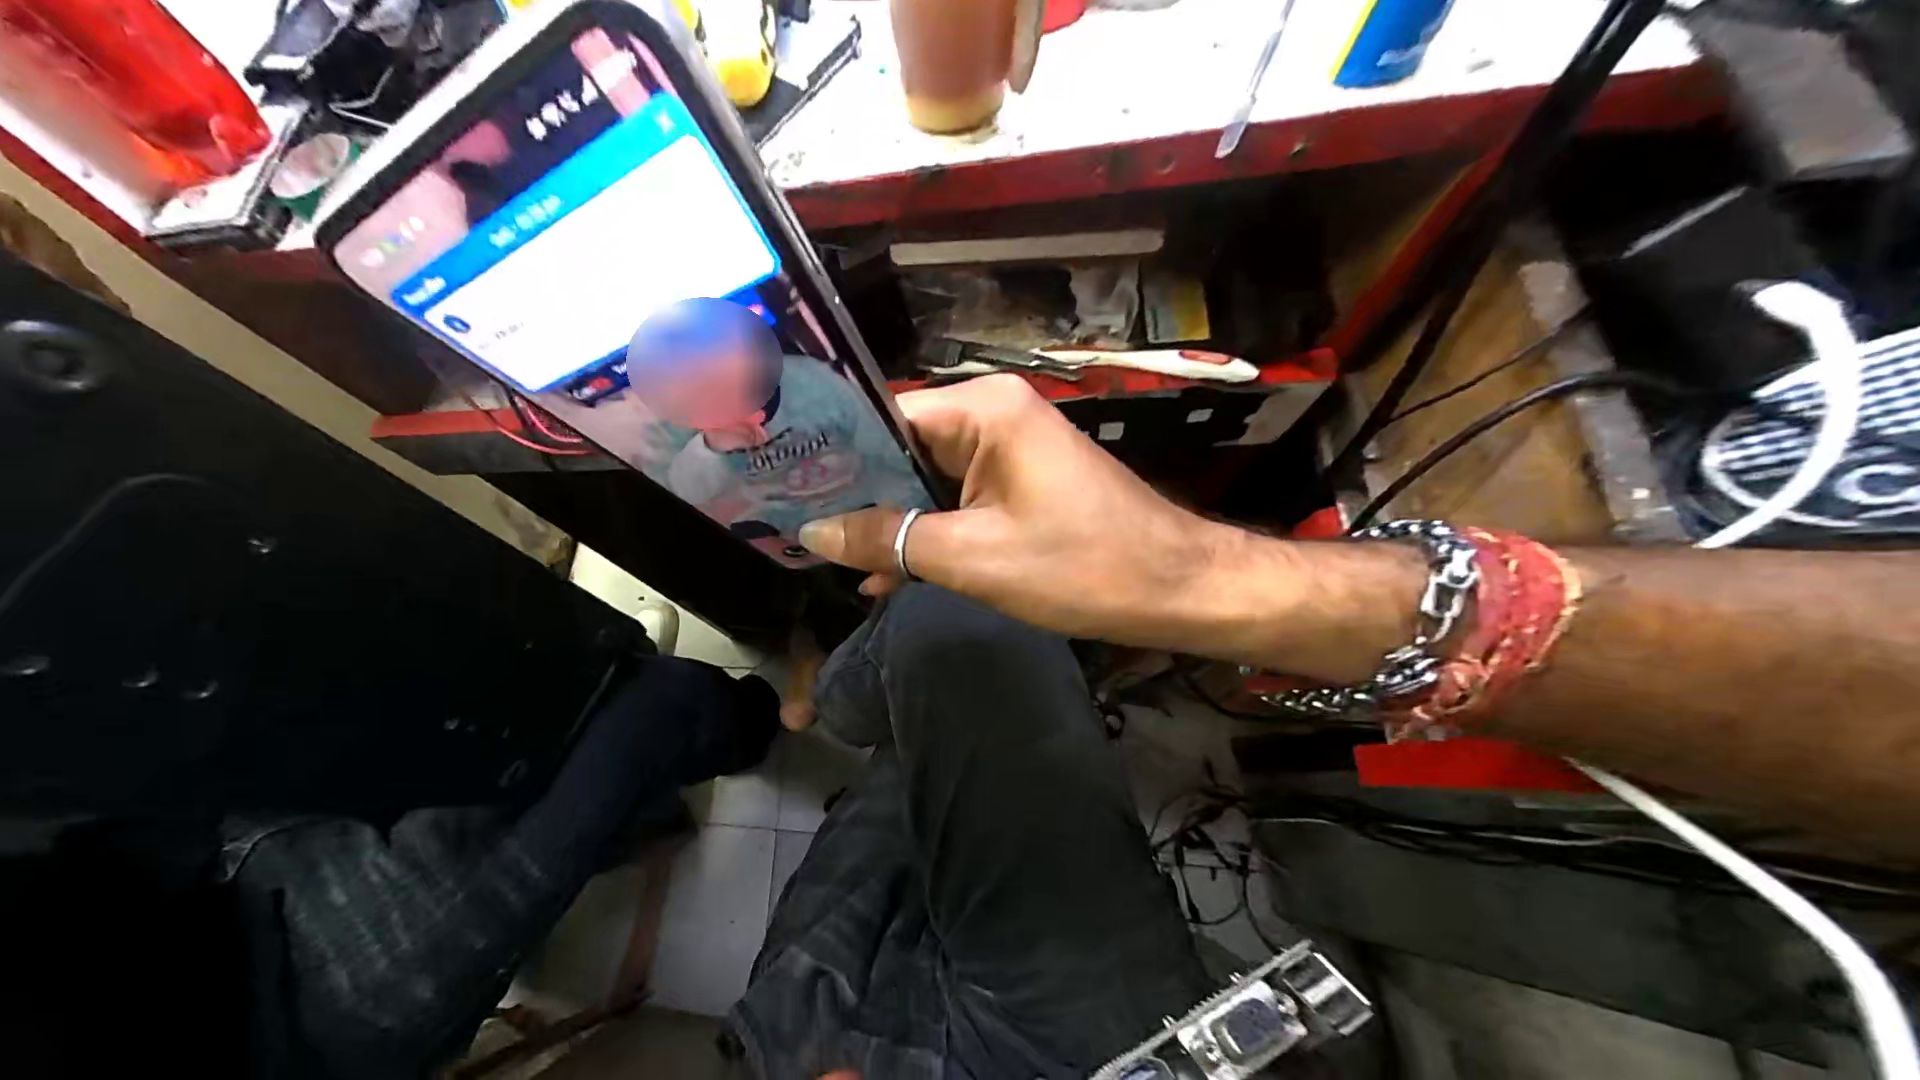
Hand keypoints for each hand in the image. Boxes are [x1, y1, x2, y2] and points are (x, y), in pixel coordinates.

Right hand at [796, 375, 1245, 649]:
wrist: (1176, 588)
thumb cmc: (1081, 567)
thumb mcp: (972, 558)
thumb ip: (889, 540)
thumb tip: (813, 532)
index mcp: (983, 410)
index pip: (883, 418)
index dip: (834, 456)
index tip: (787, 489)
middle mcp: (993, 414)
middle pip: (902, 447)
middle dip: (856, 493)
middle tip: (795, 528)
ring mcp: (1010, 447)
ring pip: (926, 478)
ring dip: (889, 520)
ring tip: (828, 556)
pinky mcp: (1021, 480)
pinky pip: (957, 496)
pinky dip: (928, 530)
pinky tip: (887, 573)